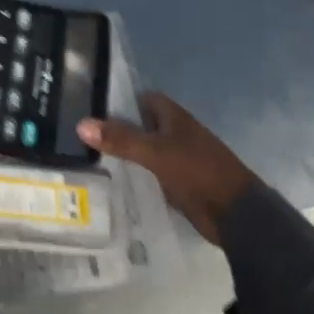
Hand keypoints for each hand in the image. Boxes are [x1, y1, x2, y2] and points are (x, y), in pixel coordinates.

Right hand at [77, 91, 257, 245]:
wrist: (235, 214)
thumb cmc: (199, 172)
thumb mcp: (156, 153)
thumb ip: (121, 139)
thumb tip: (81, 124)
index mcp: (174, 117)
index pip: (141, 99)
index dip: (118, 100)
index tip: (88, 107)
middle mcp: (174, 133)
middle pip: (139, 125)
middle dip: (114, 128)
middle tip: (78, 135)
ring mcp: (176, 158)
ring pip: (142, 150)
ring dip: (122, 153)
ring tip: (85, 157)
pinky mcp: (176, 182)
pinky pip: (147, 172)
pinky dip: (132, 175)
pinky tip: (109, 181)